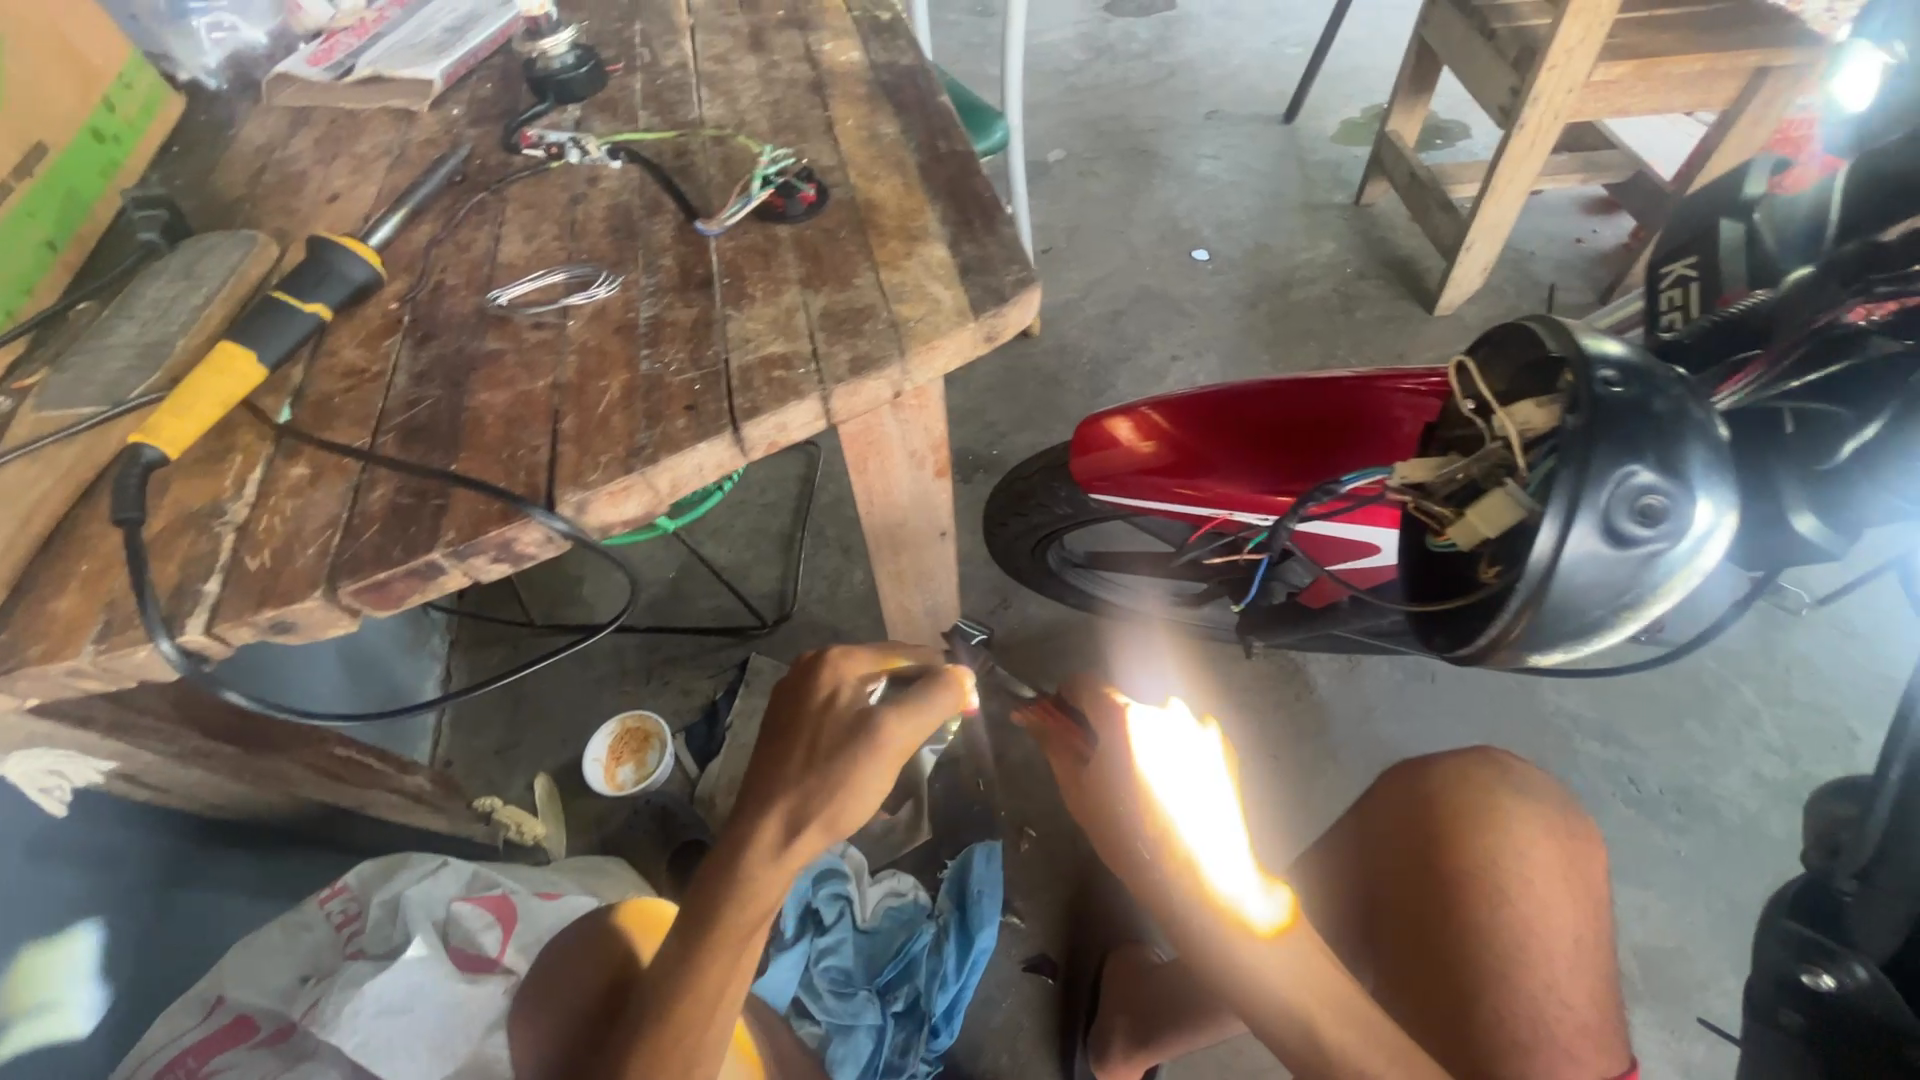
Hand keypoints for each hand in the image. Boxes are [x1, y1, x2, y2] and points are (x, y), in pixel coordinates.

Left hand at [726, 643, 977, 869]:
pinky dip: (865, 720)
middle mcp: (812, 663)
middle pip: (885, 669)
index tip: (968, 710)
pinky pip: (840, 707)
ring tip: (913, 741)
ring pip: (863, 690)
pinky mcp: (787, 718)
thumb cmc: (833, 783)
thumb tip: (964, 675)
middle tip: (942, 730)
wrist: (767, 835)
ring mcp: (795, 690)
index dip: (943, 679)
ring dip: (892, 709)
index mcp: (837, 658)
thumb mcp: (893, 737)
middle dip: (916, 695)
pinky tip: (873, 748)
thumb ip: (934, 698)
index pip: (909, 654)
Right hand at [1017, 676, 1277, 945]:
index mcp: (1124, 716)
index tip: (1064, 725)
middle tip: (1104, 769)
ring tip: (1145, 786)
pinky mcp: (1222, 745)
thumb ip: (1054, 743)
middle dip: (1107, 726)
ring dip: (1143, 737)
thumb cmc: (1128, 837)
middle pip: (1122, 704)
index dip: (1068, 700)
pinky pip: (1184, 735)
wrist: (1201, 879)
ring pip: (1154, 720)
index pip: (1084, 683)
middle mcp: (1163, 708)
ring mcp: (1198, 725)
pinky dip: (1174, 750)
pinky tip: (1175, 790)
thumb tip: (1031, 714)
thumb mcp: (1078, 792)